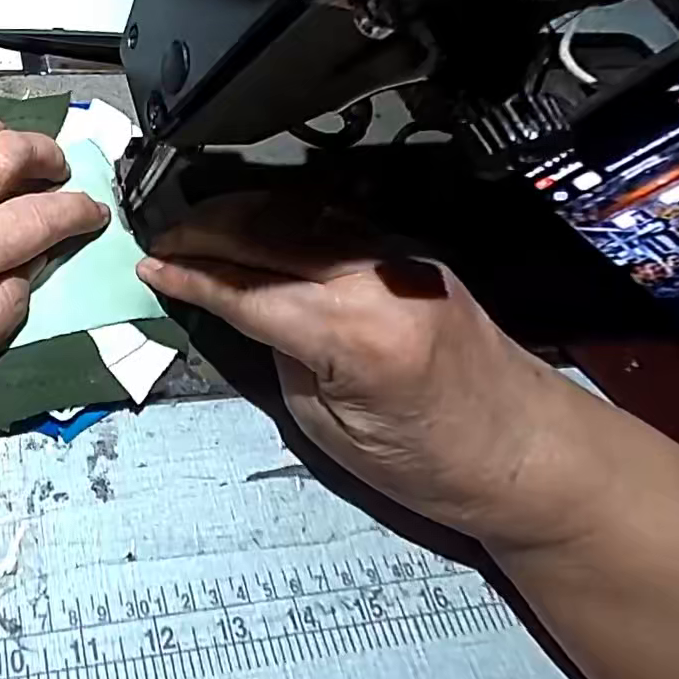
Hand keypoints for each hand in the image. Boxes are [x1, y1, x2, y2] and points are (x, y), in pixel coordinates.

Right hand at [137, 196, 618, 550]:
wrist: (528, 450)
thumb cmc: (427, 465)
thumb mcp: (327, 426)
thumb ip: (281, 351)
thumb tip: (245, 304)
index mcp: (351, 333)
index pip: (247, 290)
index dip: (191, 277)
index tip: (149, 267)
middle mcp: (373, 275)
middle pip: (266, 234)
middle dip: (204, 232)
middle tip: (162, 239)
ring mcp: (395, 254)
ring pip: (295, 213)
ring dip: (237, 214)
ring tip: (194, 226)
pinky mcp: (406, 251)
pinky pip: (326, 221)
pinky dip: (278, 217)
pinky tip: (251, 224)